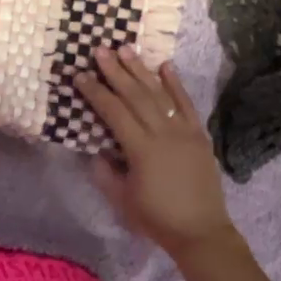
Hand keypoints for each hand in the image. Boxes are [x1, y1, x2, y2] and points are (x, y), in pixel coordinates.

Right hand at [76, 47, 238, 258]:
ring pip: (159, 94)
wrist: (201, 232)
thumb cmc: (157, 219)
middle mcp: (162, 133)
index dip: (95, 92)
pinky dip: (175, 84)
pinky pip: (186, 104)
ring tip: (126, 48)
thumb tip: (97, 149)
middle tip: (100, 49)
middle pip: (135, 95)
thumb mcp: (122, 200)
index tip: (80, 75)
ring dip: (141, 70)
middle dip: (116, 71)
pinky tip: (165, 66)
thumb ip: (105, 173)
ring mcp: (184, 131)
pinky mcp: (199, 134)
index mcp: (141, 149)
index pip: (114, 112)